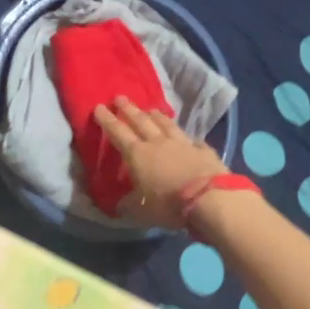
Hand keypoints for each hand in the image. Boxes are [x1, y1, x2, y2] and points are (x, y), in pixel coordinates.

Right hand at [94, 95, 229, 228]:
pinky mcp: (204, 151)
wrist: (210, 199)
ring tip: (151, 109)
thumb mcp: (140, 211)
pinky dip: (188, 138)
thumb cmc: (168, 204)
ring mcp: (183, 144)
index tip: (99, 106)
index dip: (107, 120)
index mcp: (137, 154)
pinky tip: (189, 137)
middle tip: (120, 97)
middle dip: (128, 109)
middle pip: (141, 121)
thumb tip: (117, 205)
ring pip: (166, 125)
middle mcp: (157, 143)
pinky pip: (194, 141)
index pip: (117, 132)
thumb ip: (127, 205)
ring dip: (157, 116)